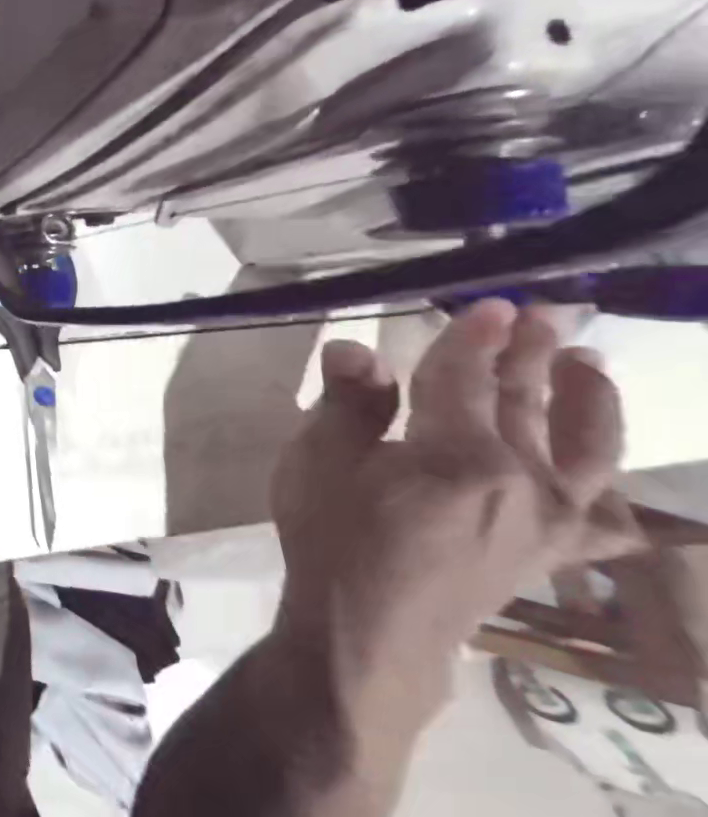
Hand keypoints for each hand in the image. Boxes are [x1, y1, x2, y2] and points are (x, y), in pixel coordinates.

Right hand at [269, 301, 638, 746]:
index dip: (473, 338)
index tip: (491, 303)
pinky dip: (611, 495)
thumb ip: (346, 404)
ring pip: (585, 449)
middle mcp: (525, 481)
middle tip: (546, 316)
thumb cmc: (330, 534)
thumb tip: (355, 347)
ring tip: (589, 366)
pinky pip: (606, 521)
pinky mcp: (555, 553)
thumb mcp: (316, 461)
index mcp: (459, 454)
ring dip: (588, 402)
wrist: (368, 624)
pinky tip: (604, 482)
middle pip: (528, 402)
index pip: (467, 379)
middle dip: (532, 354)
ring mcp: (552, 520)